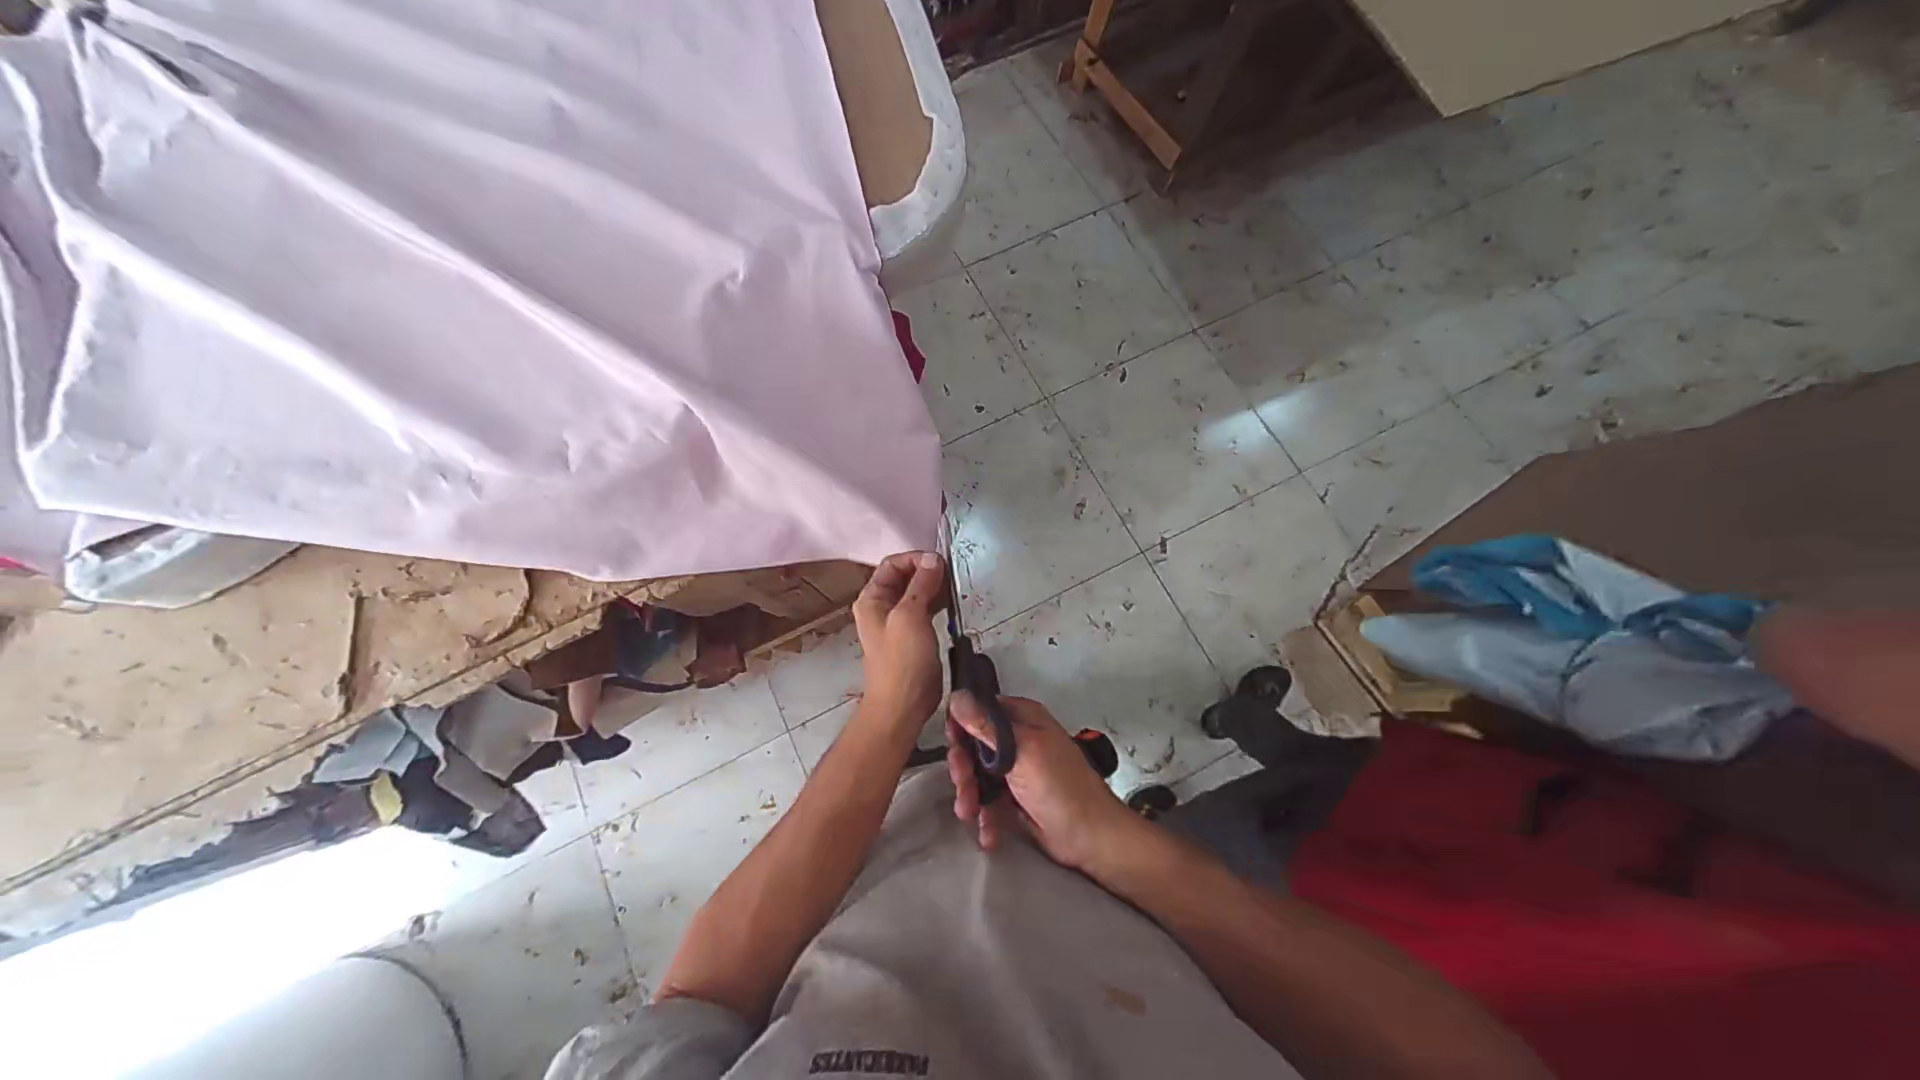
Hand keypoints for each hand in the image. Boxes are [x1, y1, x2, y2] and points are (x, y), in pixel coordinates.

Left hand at [852, 551, 947, 725]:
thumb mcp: (910, 616)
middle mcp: (882, 607)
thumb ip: (921, 585)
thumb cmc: (902, 662)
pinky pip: (926, 608)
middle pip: (905, 576)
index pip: (892, 564)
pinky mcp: (914, 634)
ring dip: (935, 586)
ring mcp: (898, 621)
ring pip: (917, 592)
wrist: (903, 704)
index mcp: (872, 599)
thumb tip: (933, 559)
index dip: (915, 559)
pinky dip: (938, 601)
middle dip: (927, 571)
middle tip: (951, 574)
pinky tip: (953, 602)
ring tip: (954, 587)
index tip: (939, 563)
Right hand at [946, 691, 1140, 873]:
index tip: (952, 744)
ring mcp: (1015, 770)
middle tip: (963, 785)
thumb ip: (987, 726)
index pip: (980, 710)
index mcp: (1023, 719)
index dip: (961, 725)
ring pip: (977, 776)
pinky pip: (988, 801)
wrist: (1089, 837)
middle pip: (973, 745)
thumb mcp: (1022, 750)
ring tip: (972, 814)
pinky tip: (988, 832)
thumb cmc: (1059, 786)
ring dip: (970, 795)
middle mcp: (1017, 740)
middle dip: (964, 768)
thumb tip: (956, 696)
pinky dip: (986, 817)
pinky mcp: (1014, 799)